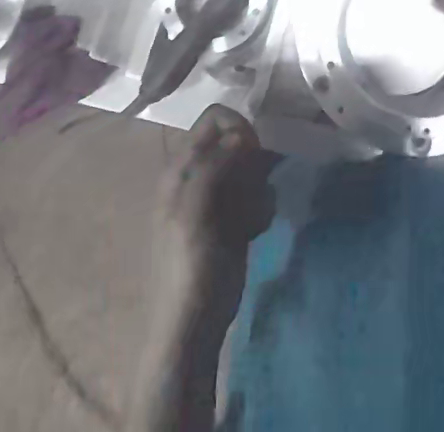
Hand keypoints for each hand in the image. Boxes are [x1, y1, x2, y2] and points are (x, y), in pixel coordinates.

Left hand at [147, 106, 276, 317]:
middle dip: (253, 160)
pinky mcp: (236, 218)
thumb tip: (241, 133)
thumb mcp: (194, 212)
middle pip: (237, 141)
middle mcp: (200, 174)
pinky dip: (261, 207)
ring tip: (252, 215)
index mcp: (182, 167)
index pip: (213, 119)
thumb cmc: (189, 266)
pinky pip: (257, 195)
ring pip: (251, 169)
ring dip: (258, 187)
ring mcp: (219, 196)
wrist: (192, 324)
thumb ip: (213, 168)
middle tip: (254, 188)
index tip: (254, 150)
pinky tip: (255, 230)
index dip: (237, 126)